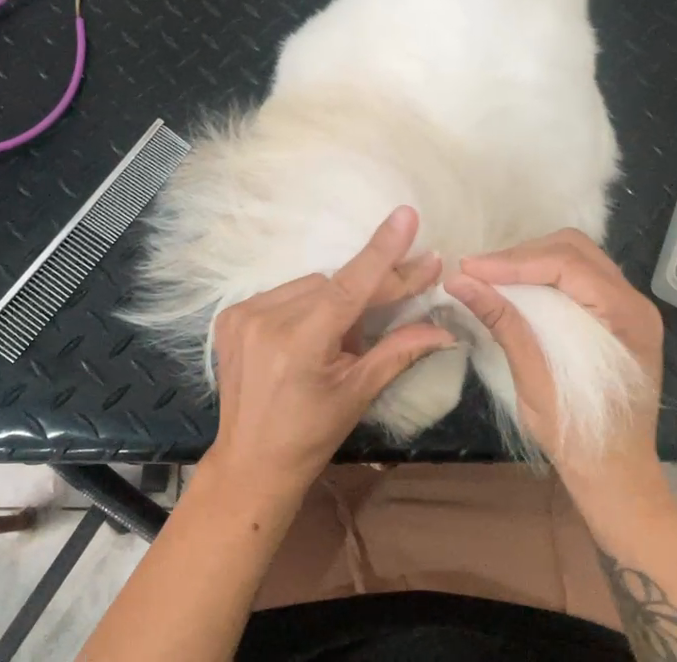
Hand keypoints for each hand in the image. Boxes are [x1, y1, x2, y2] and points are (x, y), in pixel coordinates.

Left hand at [206, 206, 454, 491]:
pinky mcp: (230, 315)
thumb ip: (400, 350)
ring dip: (336, 298)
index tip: (407, 215)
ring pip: (309, 285)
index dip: (382, 251)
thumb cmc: (311, 434)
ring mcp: (242, 314)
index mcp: (299, 342)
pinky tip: (313, 332)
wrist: (251, 461)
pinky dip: (306, 305)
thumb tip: (446, 327)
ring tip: (345, 335)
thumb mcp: (358, 393)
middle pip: (334, 284)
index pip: (350, 285)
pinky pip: (283, 293)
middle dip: (372, 288)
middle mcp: (265, 319)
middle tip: (414, 280)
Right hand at [445, 229, 664, 490]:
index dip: (515, 261)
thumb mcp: (537, 383)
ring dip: (529, 260)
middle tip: (475, 272)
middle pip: (574, 249)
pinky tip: (513, 287)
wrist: (616, 475)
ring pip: (575, 256)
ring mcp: (627, 308)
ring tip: (488, 277)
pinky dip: (541, 274)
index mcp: (627, 318)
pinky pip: (576, 276)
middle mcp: (634, 303)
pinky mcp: (613, 315)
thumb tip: (459, 282)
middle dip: (521, 255)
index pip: (568, 264)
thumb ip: (506, 325)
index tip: (469, 268)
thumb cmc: (580, 437)